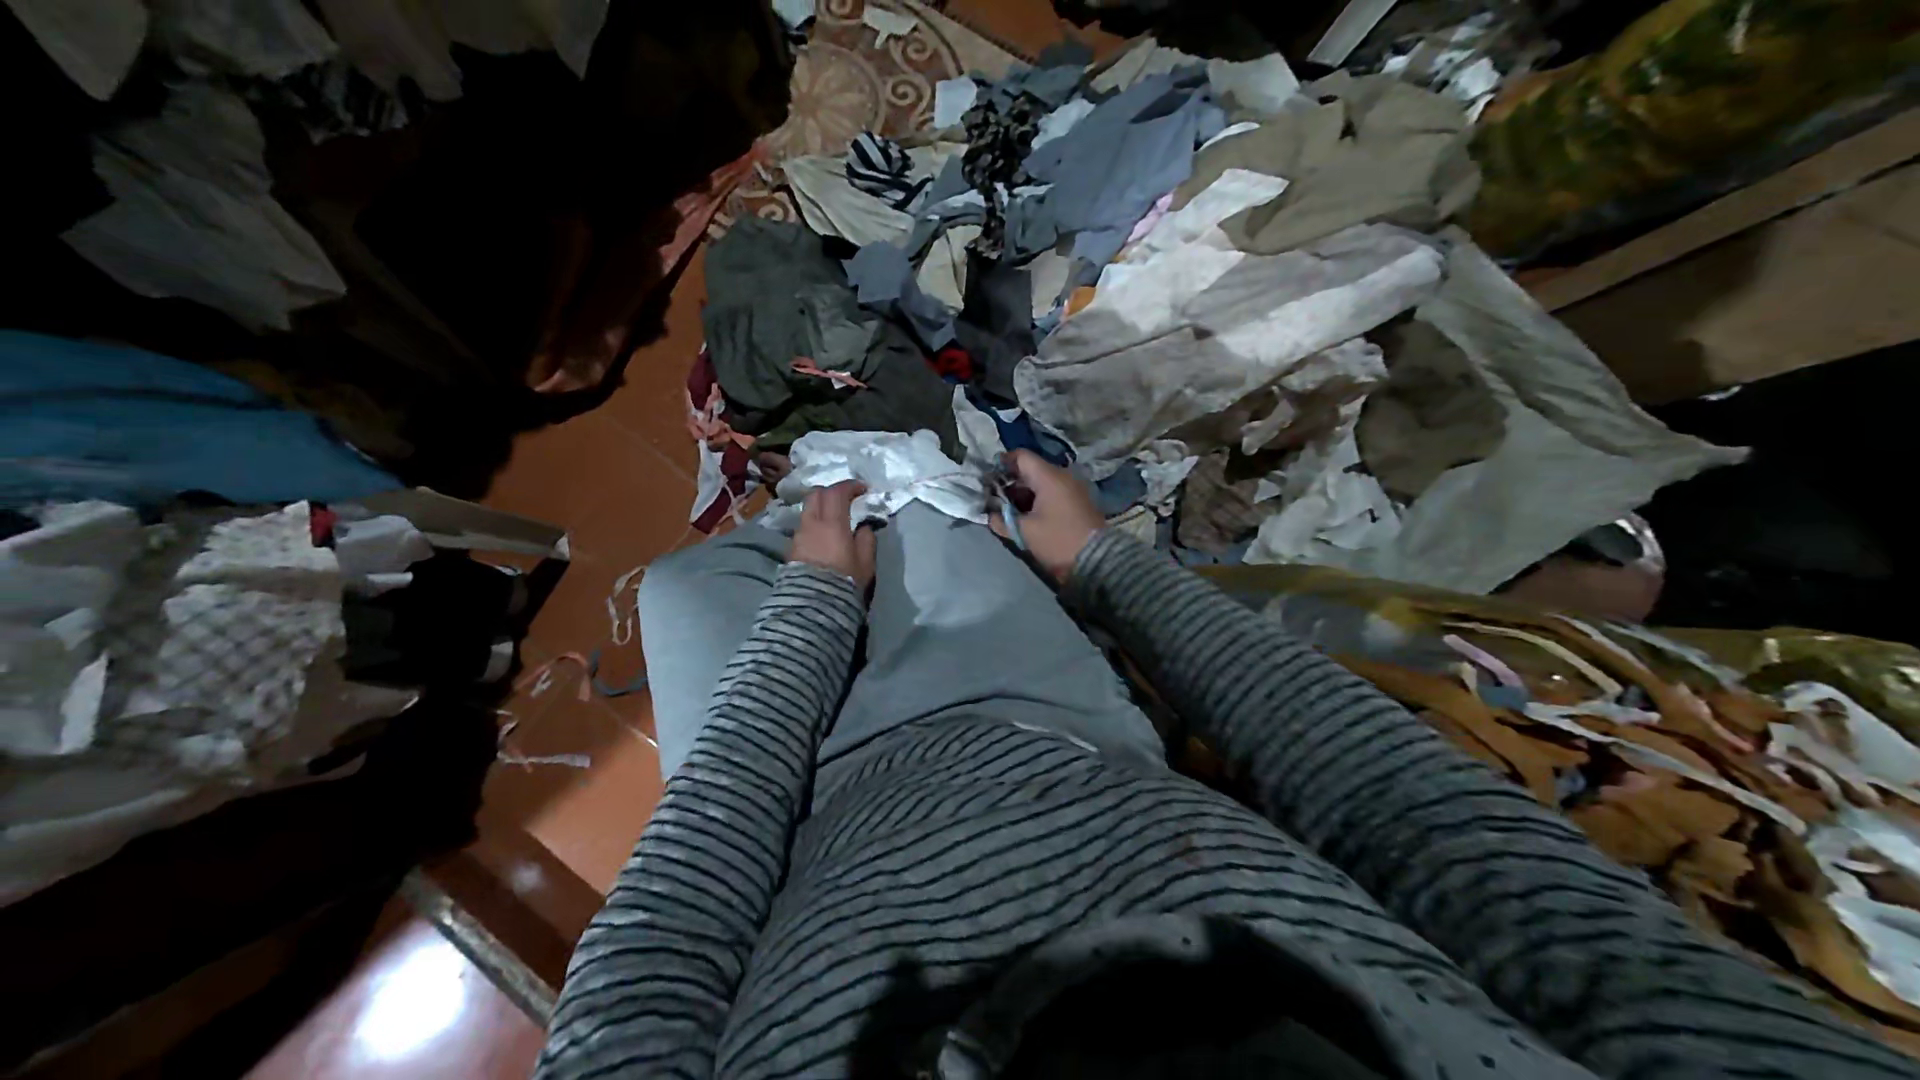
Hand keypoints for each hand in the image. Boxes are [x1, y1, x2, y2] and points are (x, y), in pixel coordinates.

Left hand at [790, 481, 876, 589]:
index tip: (862, 489)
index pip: (837, 492)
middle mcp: (812, 523)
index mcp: (832, 523)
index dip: (850, 486)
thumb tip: (864, 527)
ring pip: (807, 509)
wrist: (813, 604)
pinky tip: (823, 534)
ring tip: (834, 517)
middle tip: (846, 498)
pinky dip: (814, 522)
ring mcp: (799, 535)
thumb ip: (866, 539)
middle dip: (832, 491)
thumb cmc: (844, 581)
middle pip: (816, 494)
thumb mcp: (865, 562)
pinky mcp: (792, 547)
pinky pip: (803, 525)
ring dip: (821, 507)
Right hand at [989, 450, 1102, 584]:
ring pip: (1041, 483)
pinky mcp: (1077, 501)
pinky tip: (1027, 517)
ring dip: (1024, 494)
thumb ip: (1002, 520)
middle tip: (995, 500)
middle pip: (1030, 470)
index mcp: (1049, 476)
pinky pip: (1052, 493)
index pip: (1021, 456)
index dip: (1002, 463)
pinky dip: (1038, 500)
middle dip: (1010, 483)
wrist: (1096, 559)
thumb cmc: (1058, 540)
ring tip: (1009, 511)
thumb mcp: (1024, 532)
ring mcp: (1073, 488)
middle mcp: (1062, 476)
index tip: (989, 479)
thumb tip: (991, 515)